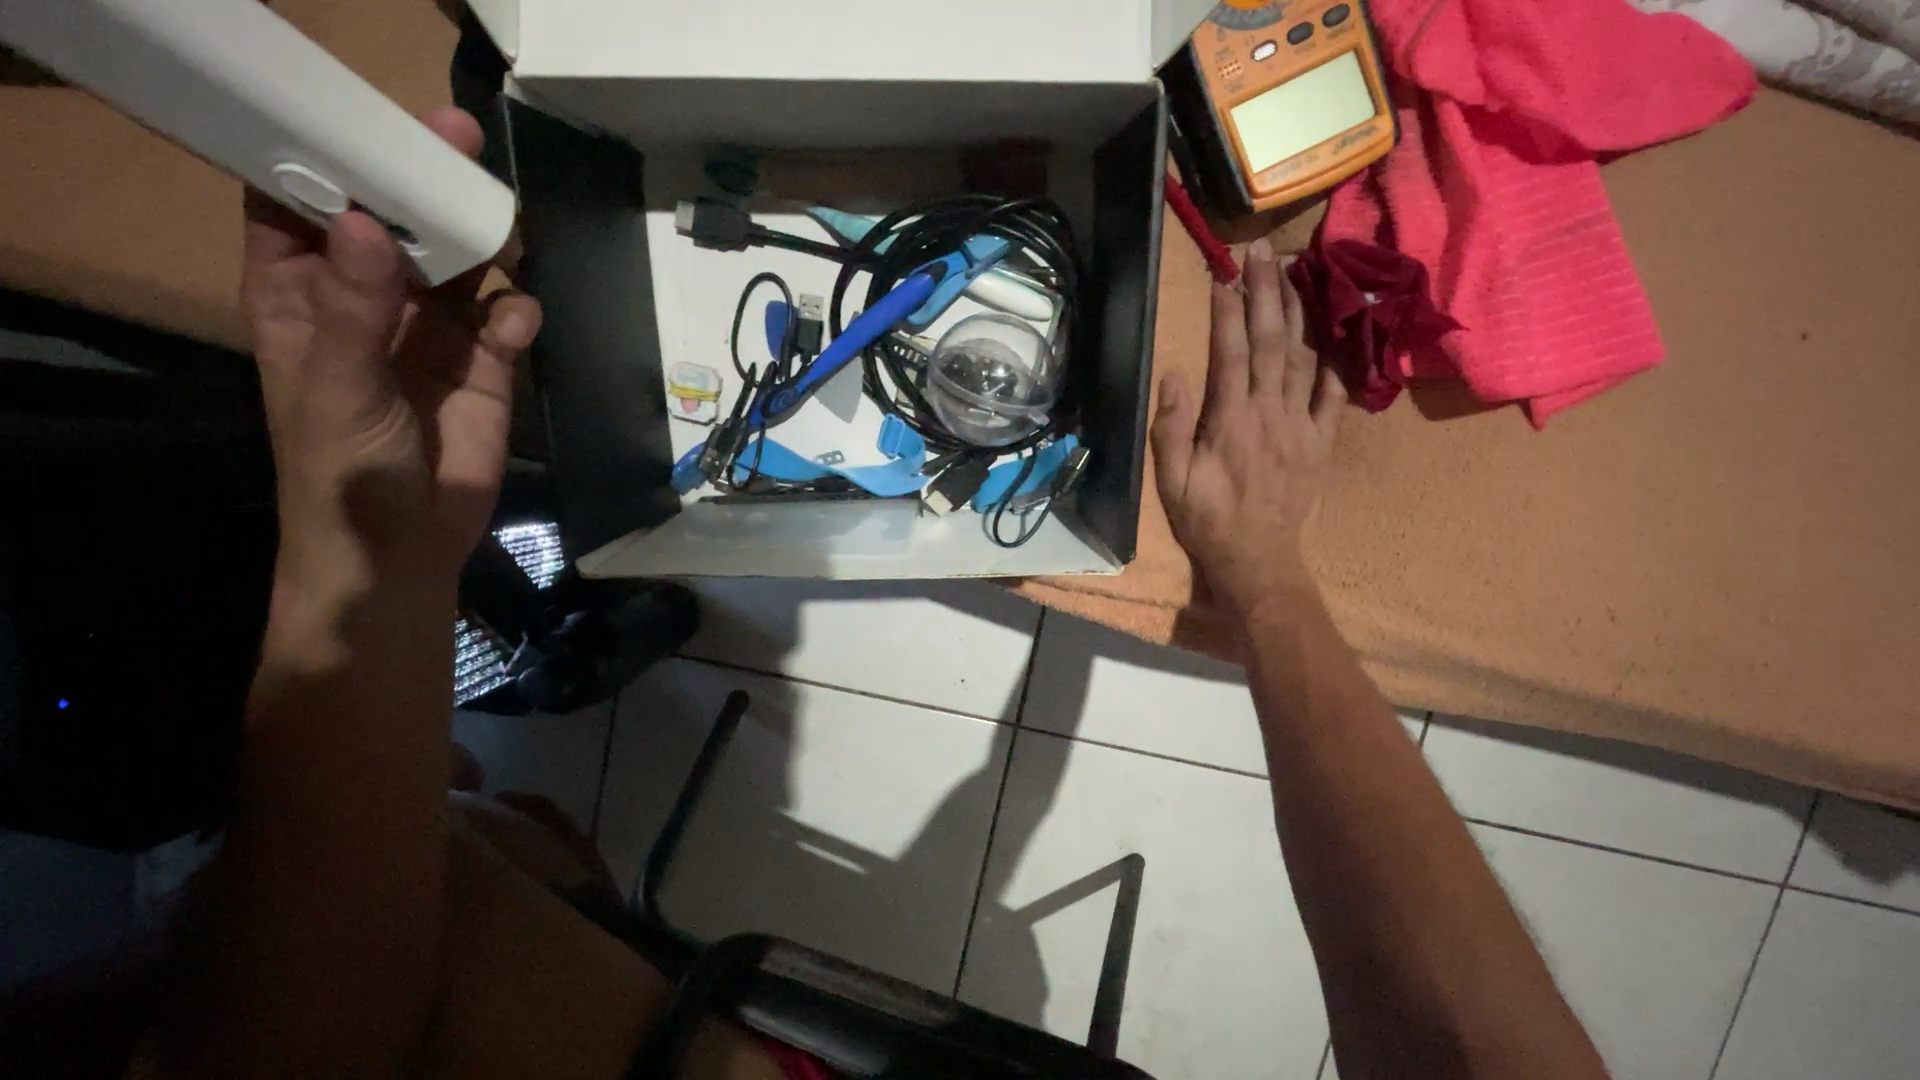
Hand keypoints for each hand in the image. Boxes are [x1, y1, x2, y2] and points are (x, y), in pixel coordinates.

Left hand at [242, 107, 539, 591]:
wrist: (405, 546)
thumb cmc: (342, 469)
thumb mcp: (336, 387)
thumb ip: (355, 308)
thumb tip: (362, 220)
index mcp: (306, 298)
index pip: (301, 210)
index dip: (325, 163)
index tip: (361, 122)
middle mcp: (371, 304)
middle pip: (396, 225)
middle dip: (423, 187)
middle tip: (459, 142)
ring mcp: (433, 335)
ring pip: (461, 266)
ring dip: (483, 243)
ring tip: (506, 227)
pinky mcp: (488, 369)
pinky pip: (507, 323)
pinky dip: (518, 315)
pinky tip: (520, 321)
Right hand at [1153, 238, 1345, 620]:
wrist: (1259, 561)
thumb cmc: (1207, 521)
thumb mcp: (1172, 484)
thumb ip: (1171, 430)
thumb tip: (1175, 376)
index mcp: (1231, 421)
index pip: (1231, 352)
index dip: (1227, 310)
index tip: (1223, 274)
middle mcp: (1271, 413)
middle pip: (1272, 341)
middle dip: (1266, 291)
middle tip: (1261, 250)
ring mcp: (1302, 426)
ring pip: (1304, 357)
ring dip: (1297, 312)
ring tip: (1292, 274)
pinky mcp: (1321, 442)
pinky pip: (1333, 395)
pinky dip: (1332, 361)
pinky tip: (1330, 334)